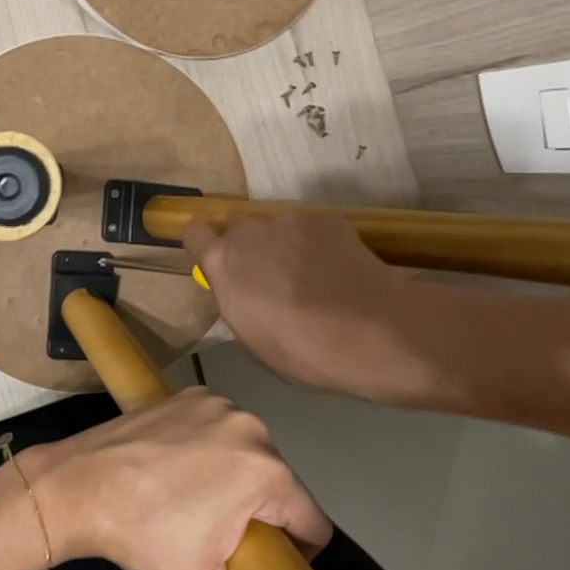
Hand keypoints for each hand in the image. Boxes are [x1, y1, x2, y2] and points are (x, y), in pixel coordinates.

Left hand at [25, 388, 330, 569]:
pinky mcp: (189, 393)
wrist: (81, 485)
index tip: (260, 564)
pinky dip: (210, 449)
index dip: (296, 555)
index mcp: (267, 472)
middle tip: (216, 535)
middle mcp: (251, 426)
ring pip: (251, 455)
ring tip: (191, 501)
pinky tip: (177, 469)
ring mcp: (217, 402)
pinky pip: (221, 430)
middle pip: (282, 486)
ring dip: (234, 480)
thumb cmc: (144, 539)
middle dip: (260, 515)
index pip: (313, 524)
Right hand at [183, 211, 427, 400]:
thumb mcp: (253, 338)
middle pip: (238, 229)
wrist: (375, 332)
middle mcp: (249, 231)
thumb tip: (241, 292)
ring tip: (316, 278)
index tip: (221, 265)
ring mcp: (288, 220)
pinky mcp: (326, 218)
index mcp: (222, 263)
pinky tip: (340, 271)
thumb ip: (237, 302)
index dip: (206, 247)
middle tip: (274, 279)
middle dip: (250, 248)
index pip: (194, 233)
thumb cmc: (305, 351)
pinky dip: (319, 245)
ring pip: (277, 229)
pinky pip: (311, 229)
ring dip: (286, 247)